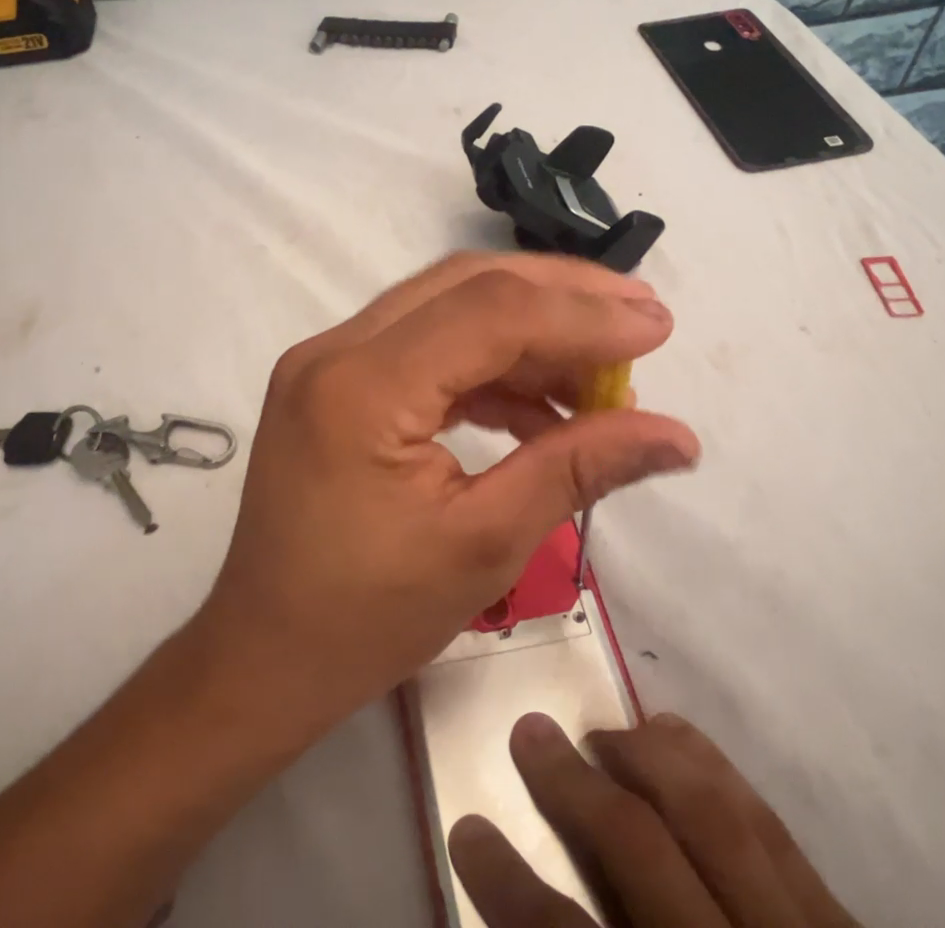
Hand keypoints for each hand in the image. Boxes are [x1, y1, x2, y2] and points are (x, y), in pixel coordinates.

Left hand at [194, 253, 700, 727]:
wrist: (266, 656)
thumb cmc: (367, 618)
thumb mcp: (484, 545)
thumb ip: (577, 469)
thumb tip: (677, 436)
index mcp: (362, 387)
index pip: (491, 311)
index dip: (583, 315)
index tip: (659, 332)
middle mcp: (333, 353)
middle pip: (465, 286)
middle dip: (561, 299)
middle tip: (641, 323)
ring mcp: (324, 365)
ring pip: (443, 310)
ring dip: (526, 332)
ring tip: (602, 376)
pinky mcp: (330, 389)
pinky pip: (420, 350)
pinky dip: (485, 367)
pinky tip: (539, 408)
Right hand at [450, 713, 859, 927]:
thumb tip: (519, 909)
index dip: (507, 883)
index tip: (467, 830)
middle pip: (639, 850)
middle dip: (573, 786)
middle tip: (530, 731)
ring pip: (714, 818)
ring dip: (648, 760)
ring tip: (604, 730)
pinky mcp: (843, 924)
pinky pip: (772, 828)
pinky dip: (718, 772)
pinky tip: (682, 738)